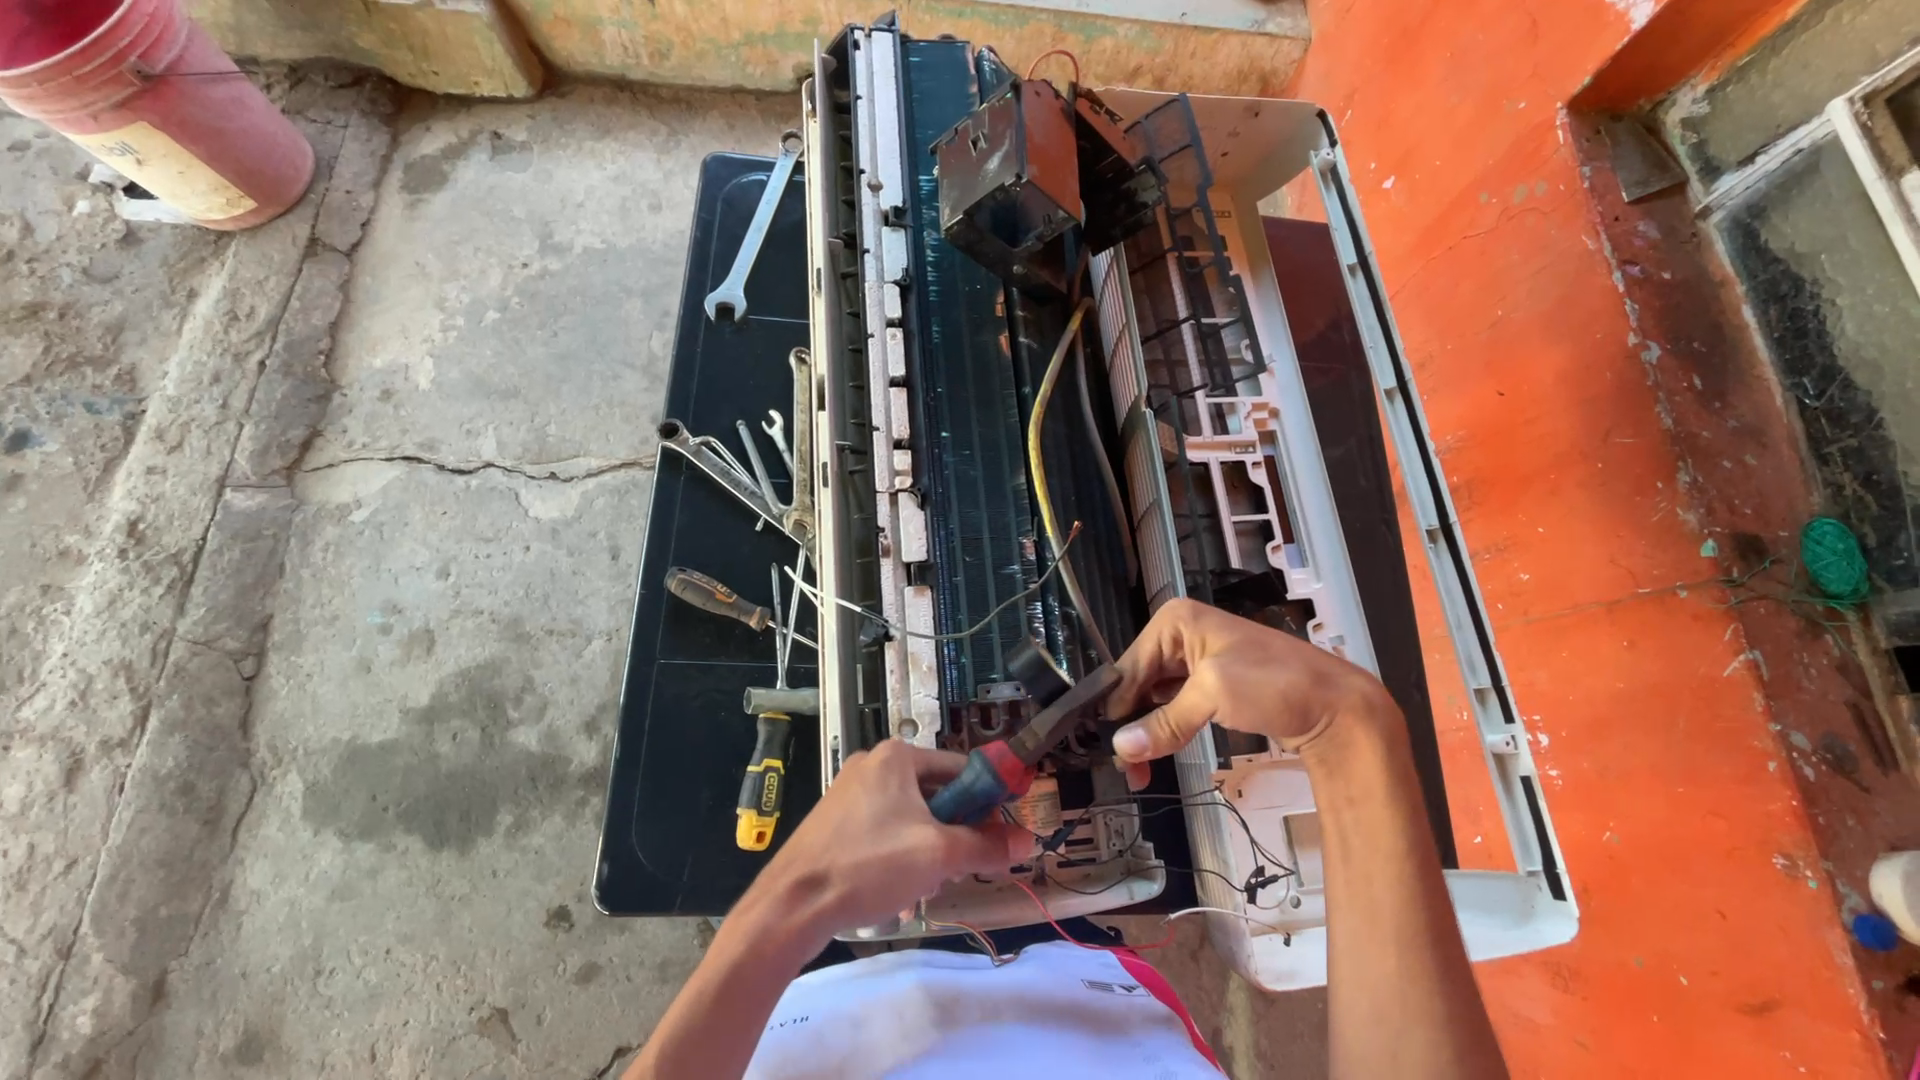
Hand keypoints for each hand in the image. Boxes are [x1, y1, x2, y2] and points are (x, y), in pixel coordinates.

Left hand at [743, 741, 1021, 941]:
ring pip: (910, 816)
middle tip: (960, 866)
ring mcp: (849, 792)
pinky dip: (900, 853)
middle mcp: (872, 764)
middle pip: (935, 793)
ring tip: (927, 884)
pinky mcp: (835, 822)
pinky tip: (899, 888)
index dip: (987, 799)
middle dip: (953, 831)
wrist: (792, 903)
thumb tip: (1030, 840)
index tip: (1002, 831)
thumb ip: (986, 845)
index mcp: (897, 757)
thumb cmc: (869, 865)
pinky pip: (884, 830)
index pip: (960, 768)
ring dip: (928, 848)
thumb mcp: (938, 855)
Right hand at [1105, 598, 1397, 784]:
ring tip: (1138, 771)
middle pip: (1138, 682)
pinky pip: (1176, 706)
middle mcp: (1181, 634)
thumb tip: (1119, 749)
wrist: (1339, 707)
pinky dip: (1166, 730)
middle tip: (1126, 770)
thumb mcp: (1214, 695)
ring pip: (1155, 698)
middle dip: (1130, 724)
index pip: (1129, 667)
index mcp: (1175, 620)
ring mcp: (1197, 659)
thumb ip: (1164, 722)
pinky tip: (1158, 754)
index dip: (1117, 709)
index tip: (1109, 750)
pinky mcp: (1212, 684)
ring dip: (1146, 732)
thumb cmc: (1275, 685)